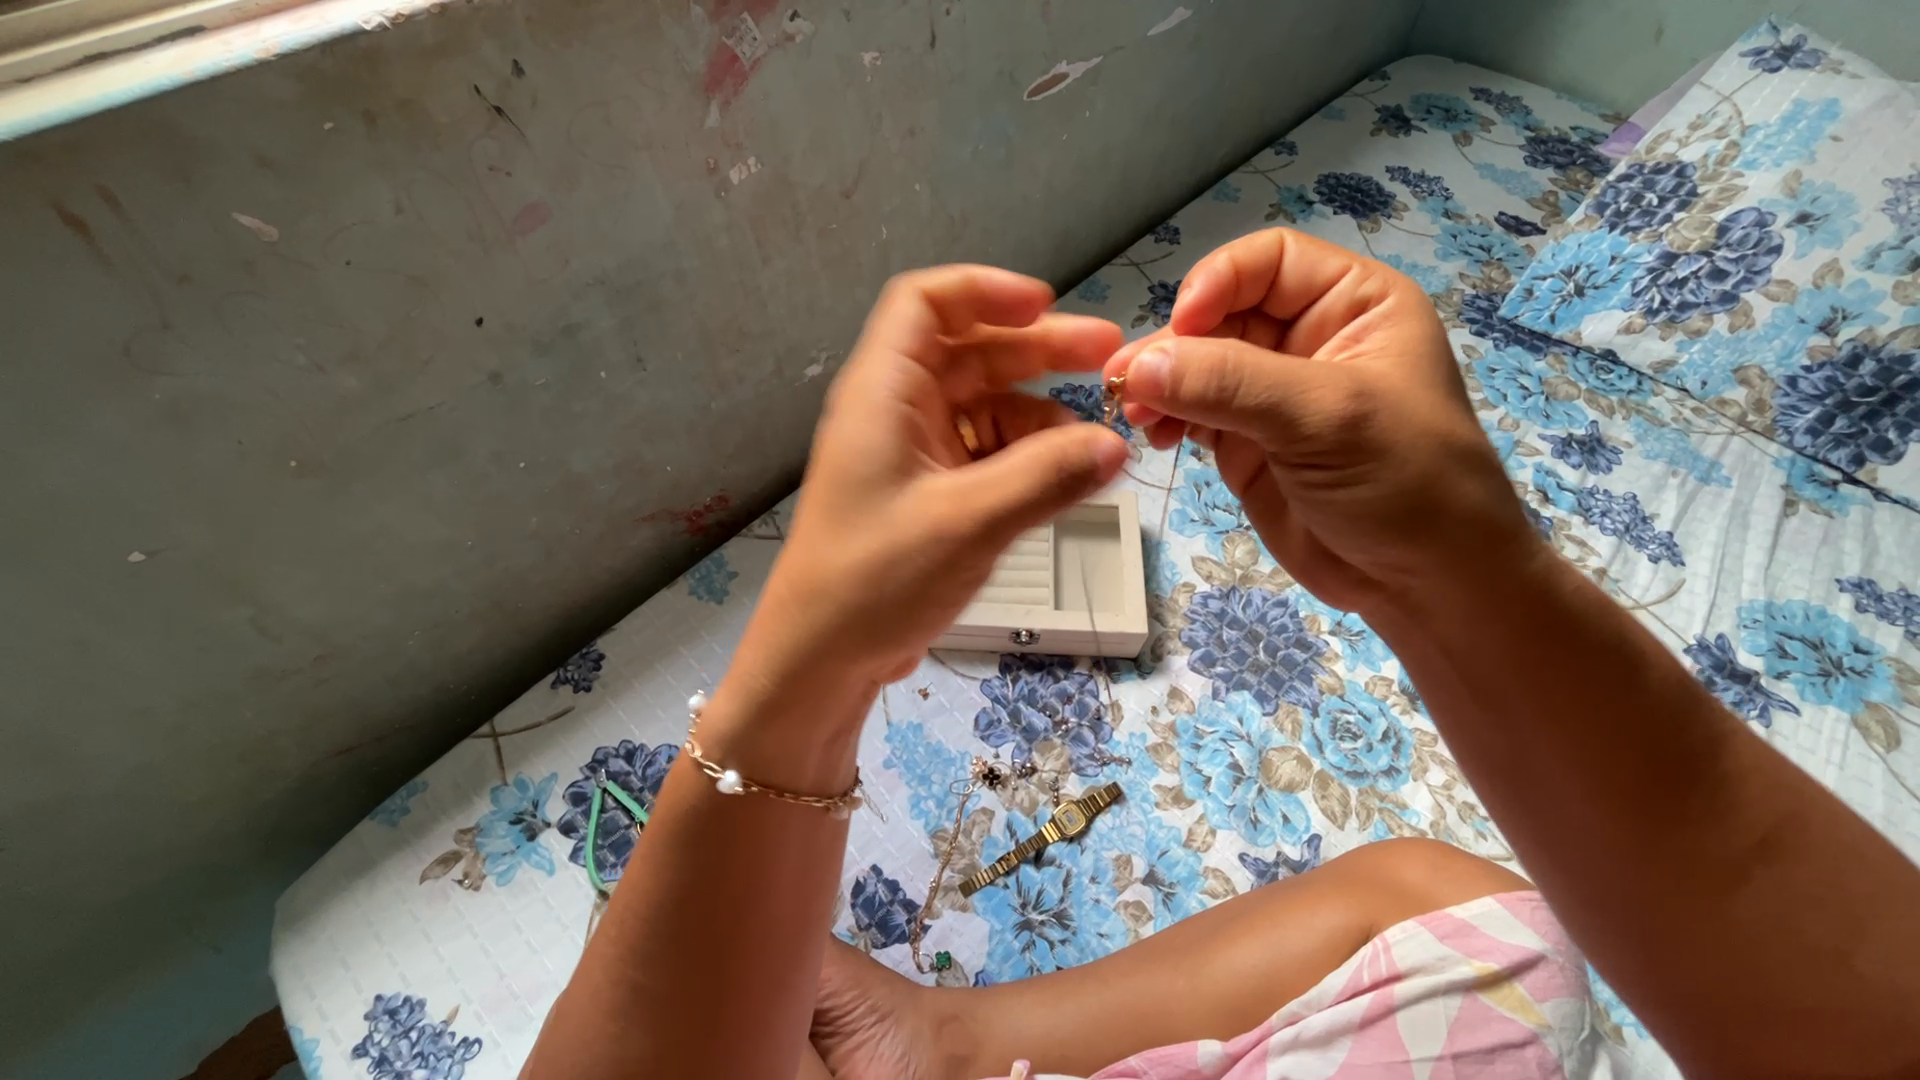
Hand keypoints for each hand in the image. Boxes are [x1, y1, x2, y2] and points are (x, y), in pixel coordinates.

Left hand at [742, 266, 1129, 691]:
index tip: (1047, 305)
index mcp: (884, 391)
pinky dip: (1024, 460)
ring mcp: (911, 455)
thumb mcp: (969, 523)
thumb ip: (1047, 478)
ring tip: (1095, 446)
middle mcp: (896, 410)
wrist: (820, 661)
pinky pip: (984, 456)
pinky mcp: (926, 495)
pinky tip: (1064, 480)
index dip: (985, 290)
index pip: (925, 302)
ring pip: (984, 409)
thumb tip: (1116, 445)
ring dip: (1039, 419)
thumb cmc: (876, 580)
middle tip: (1106, 360)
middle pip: (970, 353)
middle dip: (1037, 352)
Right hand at [1103, 228, 1540, 615]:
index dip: (1218, 282)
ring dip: (1159, 385)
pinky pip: (1191, 414)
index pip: (1268, 262)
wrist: (1424, 583)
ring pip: (1196, 367)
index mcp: (1351, 305)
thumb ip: (1232, 384)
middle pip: (1219, 314)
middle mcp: (1307, 339)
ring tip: (1132, 415)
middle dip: (1173, 345)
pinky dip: (1165, 419)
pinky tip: (1152, 436)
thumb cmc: (1405, 482)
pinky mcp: (1244, 443)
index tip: (1182, 328)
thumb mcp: (1327, 417)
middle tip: (1126, 384)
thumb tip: (1139, 367)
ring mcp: (1270, 395)